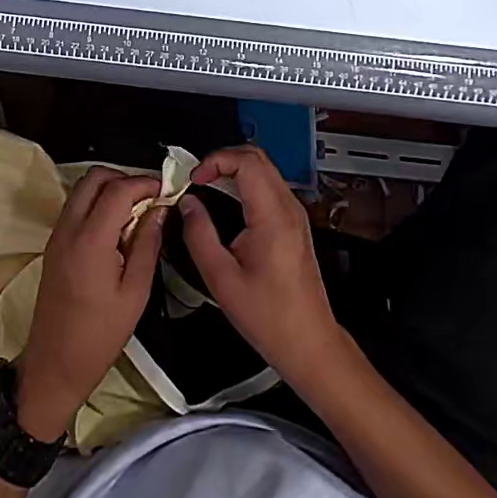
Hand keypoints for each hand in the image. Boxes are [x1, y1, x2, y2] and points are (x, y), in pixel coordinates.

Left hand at [18, 167, 164, 440]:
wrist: (54, 364)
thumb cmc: (99, 335)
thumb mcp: (135, 292)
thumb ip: (147, 244)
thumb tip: (159, 210)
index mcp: (90, 240)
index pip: (117, 189)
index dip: (145, 182)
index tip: (166, 190)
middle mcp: (68, 229)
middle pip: (94, 178)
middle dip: (125, 177)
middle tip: (151, 196)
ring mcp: (57, 235)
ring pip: (82, 189)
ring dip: (110, 188)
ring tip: (138, 210)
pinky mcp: (54, 244)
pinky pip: (76, 207)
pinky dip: (98, 203)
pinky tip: (119, 226)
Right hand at [180, 146, 346, 378]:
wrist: (308, 340)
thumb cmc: (269, 316)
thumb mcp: (221, 278)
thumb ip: (199, 234)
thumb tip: (188, 205)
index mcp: (273, 217)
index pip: (246, 162)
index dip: (215, 160)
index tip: (194, 178)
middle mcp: (289, 208)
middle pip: (257, 157)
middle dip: (222, 159)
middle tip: (197, 176)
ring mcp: (294, 214)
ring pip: (264, 169)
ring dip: (233, 169)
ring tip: (206, 185)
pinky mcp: (293, 222)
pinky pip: (268, 186)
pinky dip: (244, 182)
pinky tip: (224, 199)